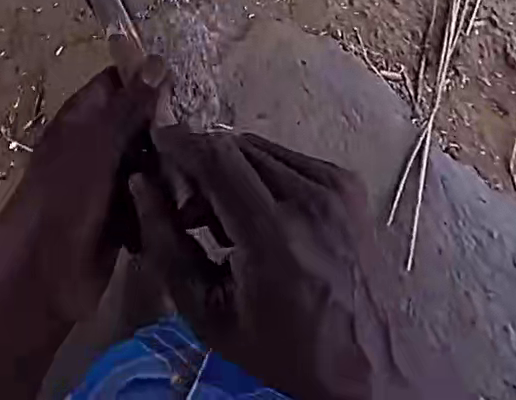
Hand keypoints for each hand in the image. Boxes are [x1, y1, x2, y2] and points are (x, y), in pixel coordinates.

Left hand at [0, 59, 166, 398]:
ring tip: (199, 176)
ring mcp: (110, 180)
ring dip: (169, 170)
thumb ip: (130, 105)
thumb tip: (159, 60)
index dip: (148, 79)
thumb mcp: (98, 144)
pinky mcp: (124, 215)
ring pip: (150, 162)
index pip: (118, 82)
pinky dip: (163, 202)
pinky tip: (186, 209)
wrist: (44, 275)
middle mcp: (97, 143)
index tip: (189, 83)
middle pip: (139, 123)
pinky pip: (151, 198)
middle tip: (205, 136)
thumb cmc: (64, 197)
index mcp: (84, 117)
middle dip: (167, 129)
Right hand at [128, 130, 399, 399]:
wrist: (375, 374)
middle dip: (200, 163)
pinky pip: (283, 155)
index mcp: (275, 235)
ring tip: (227, 215)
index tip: (156, 144)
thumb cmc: (284, 351)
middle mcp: (309, 199)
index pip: (215, 157)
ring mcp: (335, 187)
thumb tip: (141, 183)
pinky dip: (259, 172)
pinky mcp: (347, 183)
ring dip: (228, 167)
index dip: (179, 142)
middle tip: (190, 205)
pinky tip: (261, 211)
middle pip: (231, 145)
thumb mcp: (208, 315)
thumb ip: (165, 245)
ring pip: (255, 147)